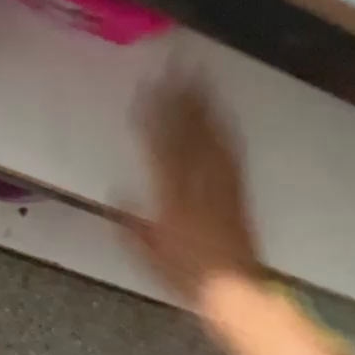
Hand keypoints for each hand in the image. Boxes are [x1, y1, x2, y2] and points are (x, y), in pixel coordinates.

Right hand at [126, 71, 262, 306]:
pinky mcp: (238, 188)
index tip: (144, 91)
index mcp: (171, 198)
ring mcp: (221, 183)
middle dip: (179, 97)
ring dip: (203, 104)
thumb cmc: (187, 276)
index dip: (152, 117)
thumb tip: (116, 194)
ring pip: (210, 135)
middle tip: (172, 66)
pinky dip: (224, 126)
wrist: (234, 287)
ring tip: (196, 75)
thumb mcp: (149, 255)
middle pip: (187, 132)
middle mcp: (198, 184)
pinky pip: (230, 150)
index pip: (159, 147)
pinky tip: (222, 111)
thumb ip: (130, 224)